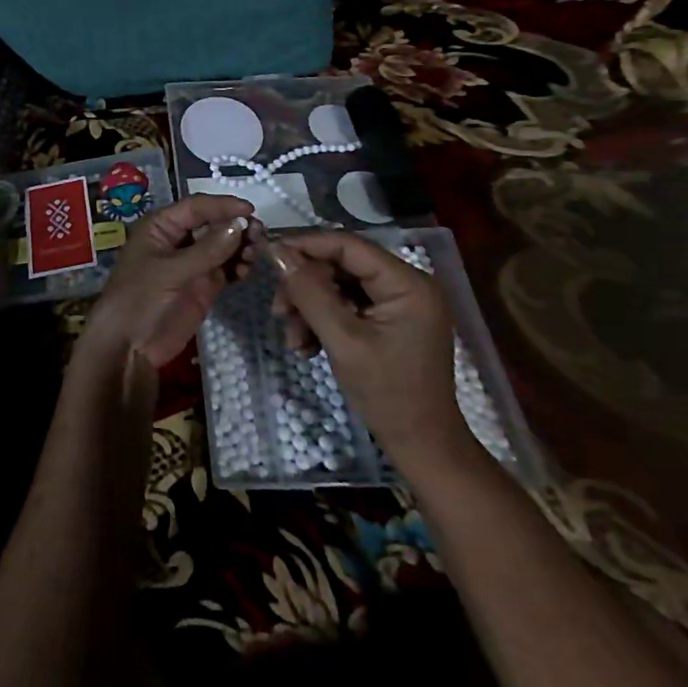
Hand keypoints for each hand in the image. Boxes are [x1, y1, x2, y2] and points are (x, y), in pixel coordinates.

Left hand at [85, 195, 256, 367]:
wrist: (129, 344)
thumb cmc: (139, 298)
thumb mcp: (170, 271)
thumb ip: (206, 250)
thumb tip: (240, 225)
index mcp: (160, 227)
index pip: (195, 207)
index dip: (222, 206)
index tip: (251, 210)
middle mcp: (177, 240)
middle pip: (212, 224)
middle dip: (235, 227)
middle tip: (260, 236)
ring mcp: (191, 263)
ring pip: (222, 246)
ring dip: (240, 247)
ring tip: (253, 256)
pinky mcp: (202, 285)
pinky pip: (225, 268)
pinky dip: (237, 267)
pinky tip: (246, 271)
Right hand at [265, 232, 472, 469]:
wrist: (420, 441)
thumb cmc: (388, 392)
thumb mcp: (342, 340)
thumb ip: (309, 293)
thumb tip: (277, 253)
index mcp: (408, 284)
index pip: (349, 246)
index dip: (306, 245)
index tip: (268, 255)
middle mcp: (407, 284)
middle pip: (340, 266)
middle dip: (304, 287)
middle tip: (277, 312)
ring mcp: (398, 303)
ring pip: (337, 286)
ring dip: (308, 309)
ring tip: (292, 340)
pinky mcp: (388, 319)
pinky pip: (344, 305)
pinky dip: (321, 321)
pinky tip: (306, 346)